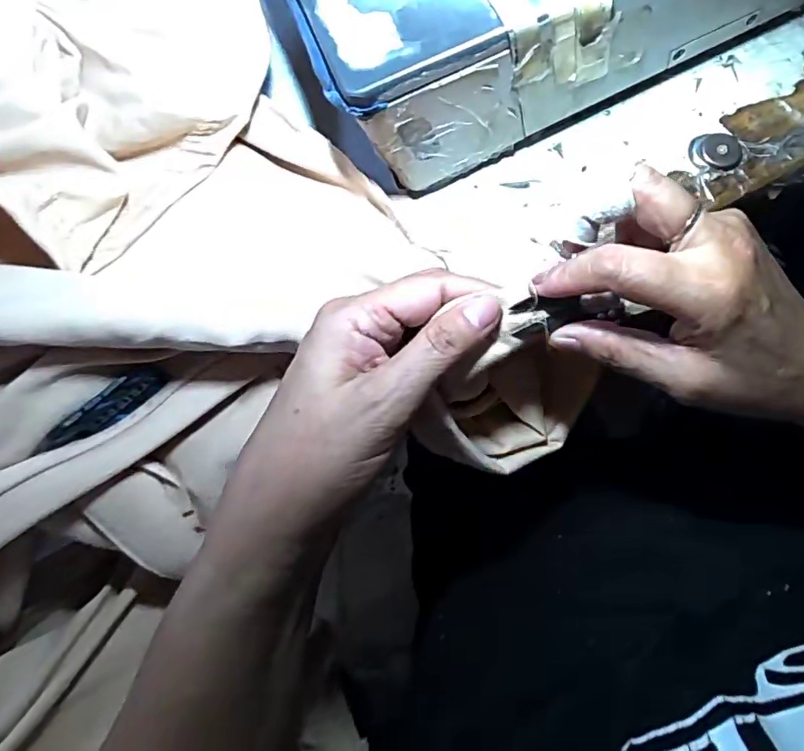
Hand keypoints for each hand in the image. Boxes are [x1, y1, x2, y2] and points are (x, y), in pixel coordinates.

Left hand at [210, 271, 502, 556]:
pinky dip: (448, 358)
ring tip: (502, 354)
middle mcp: (360, 319)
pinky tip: (470, 373)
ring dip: (464, 337)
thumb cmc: (325, 456)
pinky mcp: (373, 371)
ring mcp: (365, 346)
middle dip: (475, 314)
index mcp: (355, 314)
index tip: (525, 315)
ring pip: (429, 325)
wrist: (278, 519)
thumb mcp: (388, 399)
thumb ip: (440, 346)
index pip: (432, 285)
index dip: (480, 294)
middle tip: (519, 338)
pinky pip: (420, 350)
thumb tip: (493, 301)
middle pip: (431, 300)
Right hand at [534, 166, 803, 426]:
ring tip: (594, 262)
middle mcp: (718, 237)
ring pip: (654, 196)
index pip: (621, 262)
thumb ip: (619, 349)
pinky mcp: (729, 221)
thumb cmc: (753, 379)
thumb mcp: (684, 379)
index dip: (573, 271)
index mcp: (707, 285)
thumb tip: (562, 333)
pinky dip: (643, 230)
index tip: (544, 284)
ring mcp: (727, 222)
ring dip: (617, 222)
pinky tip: (634, 263)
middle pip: (643, 190)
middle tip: (570, 251)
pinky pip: (672, 211)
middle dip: (596, 214)